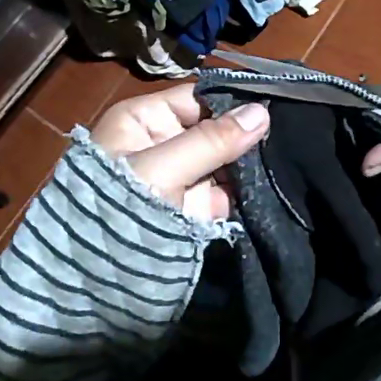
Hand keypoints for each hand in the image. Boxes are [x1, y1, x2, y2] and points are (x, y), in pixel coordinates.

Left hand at [89, 84, 268, 221]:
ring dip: (249, 167)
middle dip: (245, 138)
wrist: (96, 280)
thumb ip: (214, 140)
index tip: (271, 108)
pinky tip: (273, 186)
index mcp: (143, 121)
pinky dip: (246, 193)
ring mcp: (179, 179)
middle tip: (283, 137)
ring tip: (282, 162)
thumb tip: (261, 111)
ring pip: (225, 163)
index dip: (232, 104)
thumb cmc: (120, 206)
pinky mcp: (193, 209)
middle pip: (214, 131)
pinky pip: (226, 193)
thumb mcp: (165, 168)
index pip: (196, 99)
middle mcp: (162, 145)